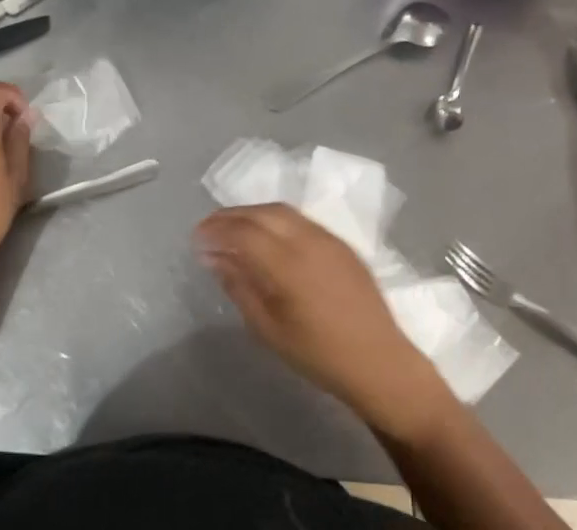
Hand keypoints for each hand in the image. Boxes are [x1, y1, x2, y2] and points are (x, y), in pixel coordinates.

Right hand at [196, 204, 448, 429]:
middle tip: (208, 228)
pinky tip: (267, 236)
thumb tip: (214, 257)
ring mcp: (329, 239)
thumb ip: (239, 286)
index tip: (196, 239)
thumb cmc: (320, 356)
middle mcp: (309, 241)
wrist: (381, 364)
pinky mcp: (342, 244)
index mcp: (288, 264)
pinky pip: (301, 220)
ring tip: (233, 229)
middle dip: (230, 215)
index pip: (243, 231)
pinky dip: (276, 219)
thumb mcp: (268, 329)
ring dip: (253, 213)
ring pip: (282, 211)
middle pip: (262, 212)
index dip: (215, 230)